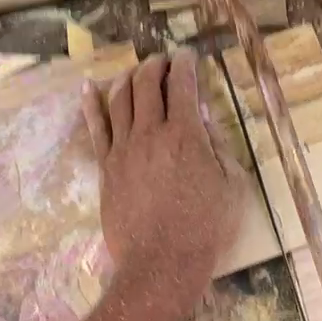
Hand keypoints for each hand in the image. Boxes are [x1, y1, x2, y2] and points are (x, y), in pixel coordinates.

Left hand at [83, 50, 248, 311]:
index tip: (188, 56)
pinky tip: (89, 88)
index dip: (186, 64)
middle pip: (147, 83)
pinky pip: (97, 128)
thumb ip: (220, 149)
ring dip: (129, 77)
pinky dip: (92, 104)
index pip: (183, 84)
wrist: (161, 264)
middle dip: (156, 64)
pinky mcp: (106, 167)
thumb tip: (206, 123)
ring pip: (120, 98)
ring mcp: (124, 149)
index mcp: (186, 135)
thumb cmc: (205, 229)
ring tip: (136, 71)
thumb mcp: (232, 187)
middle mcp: (151, 133)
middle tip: (163, 61)